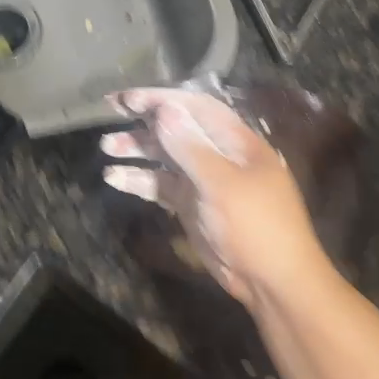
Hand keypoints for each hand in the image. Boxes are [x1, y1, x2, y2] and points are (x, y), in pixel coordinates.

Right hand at [100, 88, 329, 306]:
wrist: (271, 281)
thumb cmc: (256, 225)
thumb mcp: (221, 183)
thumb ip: (189, 147)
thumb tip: (162, 110)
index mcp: (236, 141)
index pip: (195, 107)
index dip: (161, 98)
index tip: (128, 98)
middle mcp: (218, 155)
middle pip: (177, 127)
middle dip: (144, 117)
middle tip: (111, 106)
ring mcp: (203, 180)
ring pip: (165, 155)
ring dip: (137, 148)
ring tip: (106, 147)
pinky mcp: (191, 205)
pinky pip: (161, 185)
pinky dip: (139, 179)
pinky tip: (113, 178)